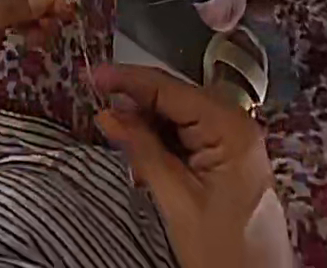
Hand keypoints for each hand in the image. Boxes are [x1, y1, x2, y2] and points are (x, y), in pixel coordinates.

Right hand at [93, 63, 274, 267]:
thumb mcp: (176, 199)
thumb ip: (140, 147)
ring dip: (144, 125)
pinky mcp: (226, 156)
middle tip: (100, 109)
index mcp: (229, 128)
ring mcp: (233, 139)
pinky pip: (183, 133)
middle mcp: (234, 124)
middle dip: (133, 103)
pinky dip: (158, 140)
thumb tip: (106, 113)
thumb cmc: (225, 253)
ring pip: (173, 115)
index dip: (125, 78)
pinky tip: (140, 155)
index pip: (167, 88)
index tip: (91, 75)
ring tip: (118, 138)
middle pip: (170, 97)